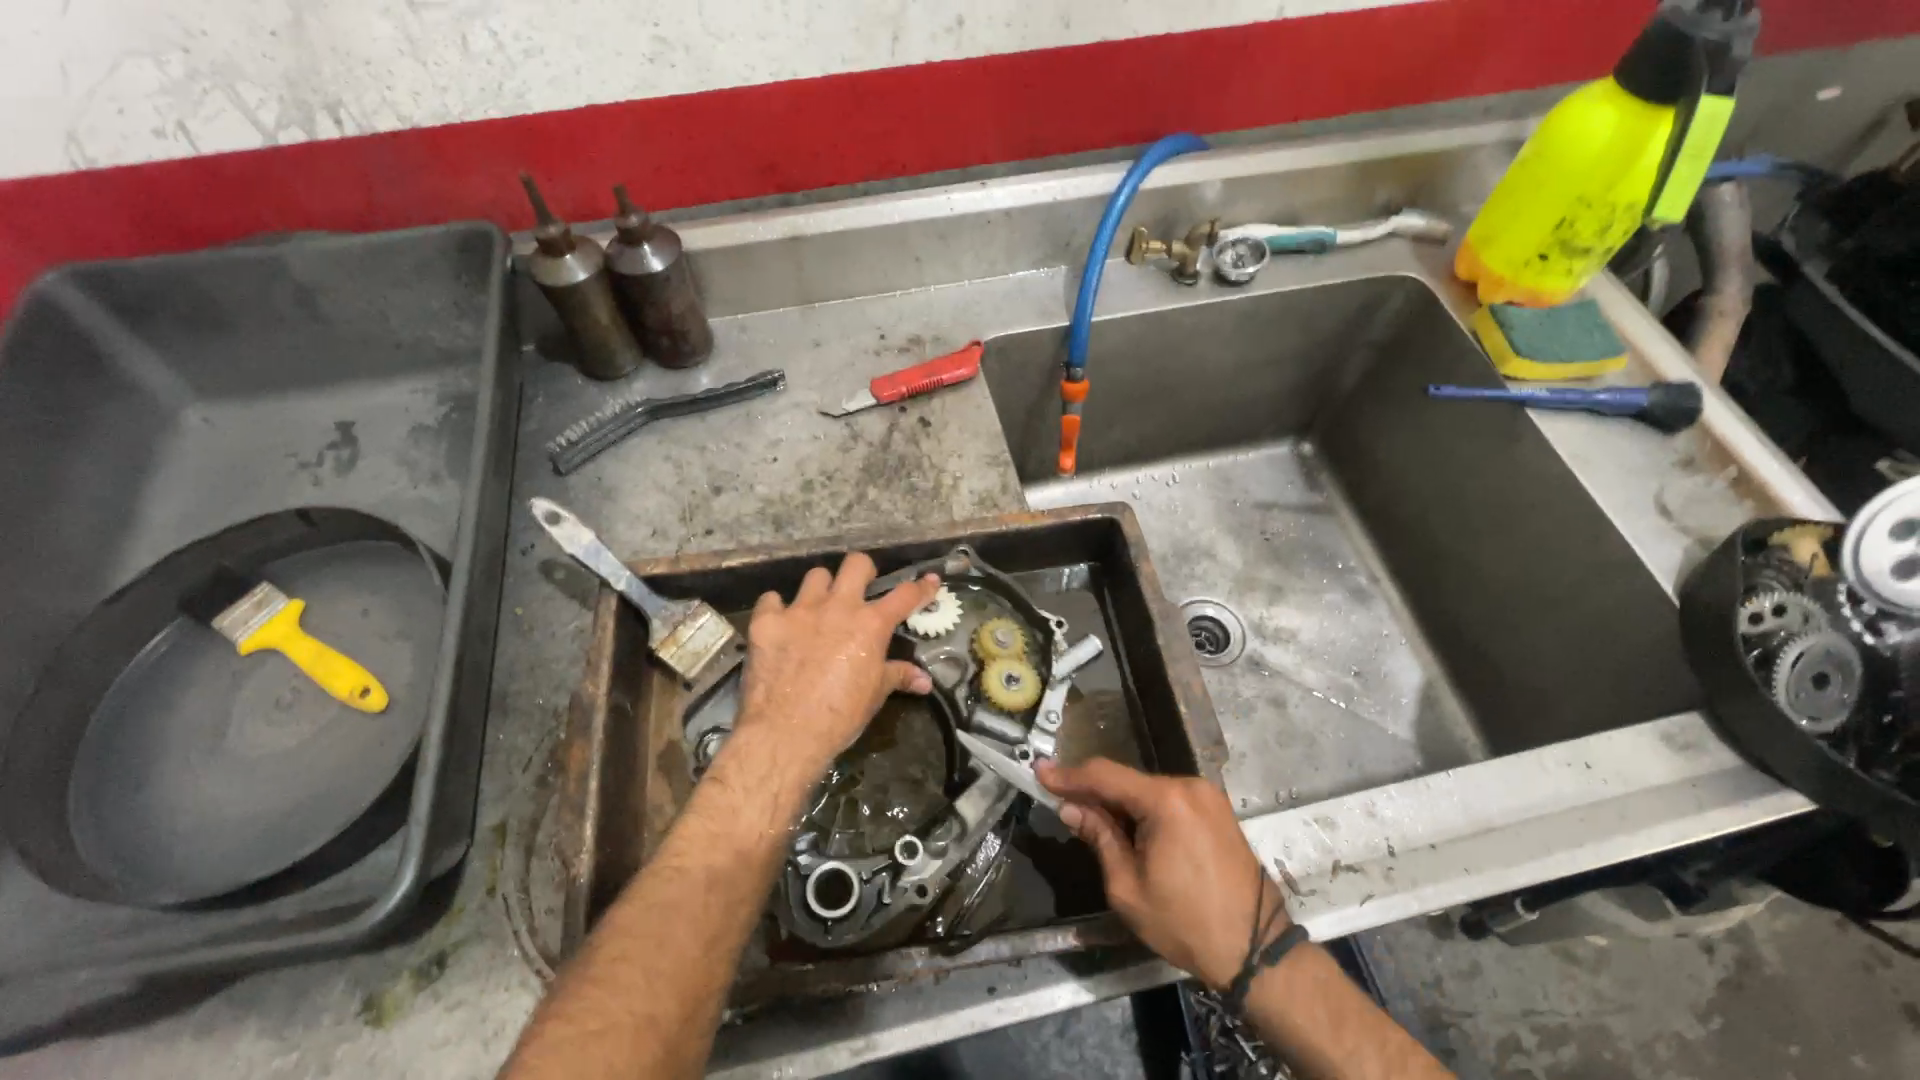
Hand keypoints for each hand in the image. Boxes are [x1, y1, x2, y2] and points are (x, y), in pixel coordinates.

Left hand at [735, 553, 940, 775]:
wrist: (786, 731)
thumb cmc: (840, 716)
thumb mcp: (875, 695)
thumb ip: (898, 676)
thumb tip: (924, 680)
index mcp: (870, 625)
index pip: (904, 596)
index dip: (921, 587)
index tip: (930, 581)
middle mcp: (837, 607)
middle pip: (856, 564)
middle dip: (864, 570)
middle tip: (862, 586)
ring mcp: (799, 611)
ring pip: (815, 576)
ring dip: (821, 589)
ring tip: (819, 606)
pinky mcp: (767, 621)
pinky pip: (771, 600)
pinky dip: (777, 608)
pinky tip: (780, 623)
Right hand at [1037, 758, 1287, 990]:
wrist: (1254, 951)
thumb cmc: (1184, 923)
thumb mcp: (1127, 887)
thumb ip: (1099, 838)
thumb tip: (1072, 808)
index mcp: (1167, 801)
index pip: (1105, 776)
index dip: (1069, 775)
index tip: (1039, 772)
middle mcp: (1189, 787)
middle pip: (1127, 781)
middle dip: (1093, 792)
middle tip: (1060, 804)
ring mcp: (1208, 798)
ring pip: (1147, 791)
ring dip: (1118, 803)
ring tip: (1090, 823)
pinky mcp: (1218, 812)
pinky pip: (1169, 802)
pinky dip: (1144, 810)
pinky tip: (1127, 829)